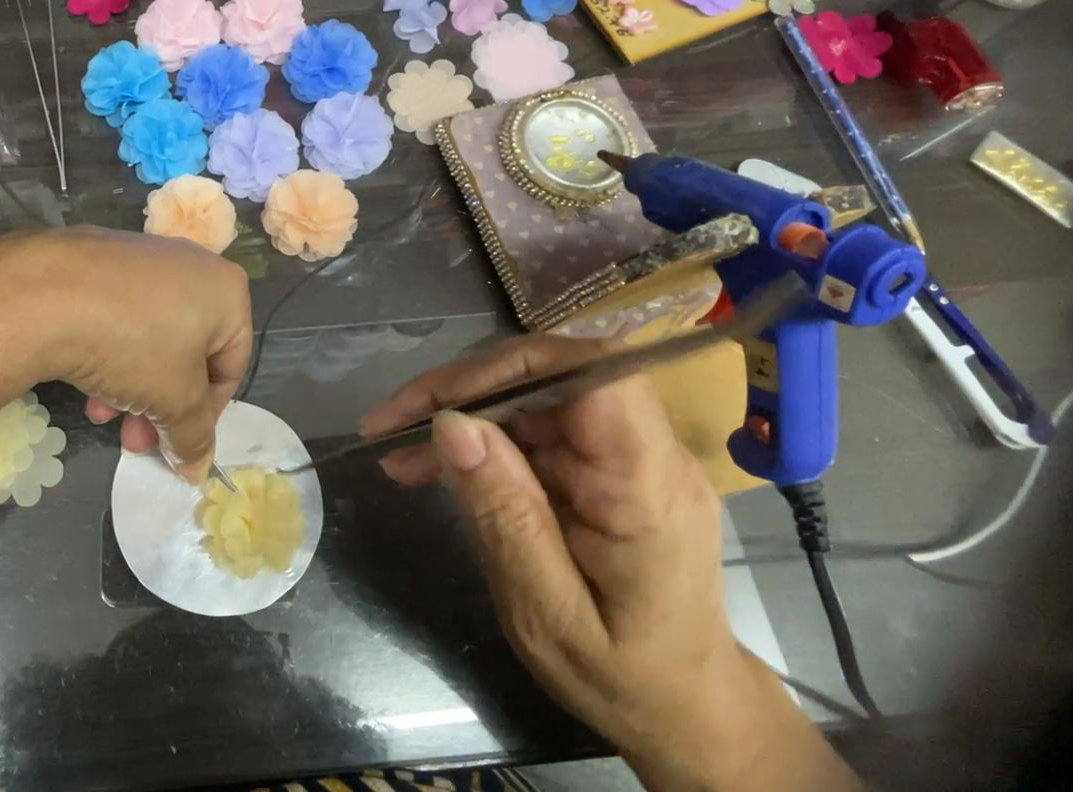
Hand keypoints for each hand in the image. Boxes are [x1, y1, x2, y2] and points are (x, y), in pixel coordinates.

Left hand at [0, 228, 252, 482]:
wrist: (47, 294)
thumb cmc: (133, 345)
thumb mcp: (174, 401)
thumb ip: (193, 437)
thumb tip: (197, 469)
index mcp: (226, 291)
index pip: (230, 367)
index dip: (205, 416)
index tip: (176, 445)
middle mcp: (191, 264)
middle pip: (186, 354)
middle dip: (161, 405)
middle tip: (135, 440)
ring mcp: (142, 257)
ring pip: (149, 337)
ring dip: (132, 386)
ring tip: (101, 414)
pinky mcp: (98, 258)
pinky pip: (118, 314)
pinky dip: (108, 351)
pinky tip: (83, 380)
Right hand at [363, 336, 829, 789]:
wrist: (683, 706)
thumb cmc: (621, 675)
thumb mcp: (546, 611)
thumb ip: (505, 516)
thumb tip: (451, 425)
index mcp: (646, 487)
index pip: (593, 374)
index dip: (511, 366)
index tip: (437, 401)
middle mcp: (646, 453)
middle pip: (552, 375)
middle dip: (463, 388)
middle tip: (389, 424)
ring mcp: (626, 456)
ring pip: (533, 396)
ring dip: (460, 413)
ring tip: (396, 451)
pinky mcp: (604, 466)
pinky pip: (534, 428)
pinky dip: (478, 440)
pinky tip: (431, 465)